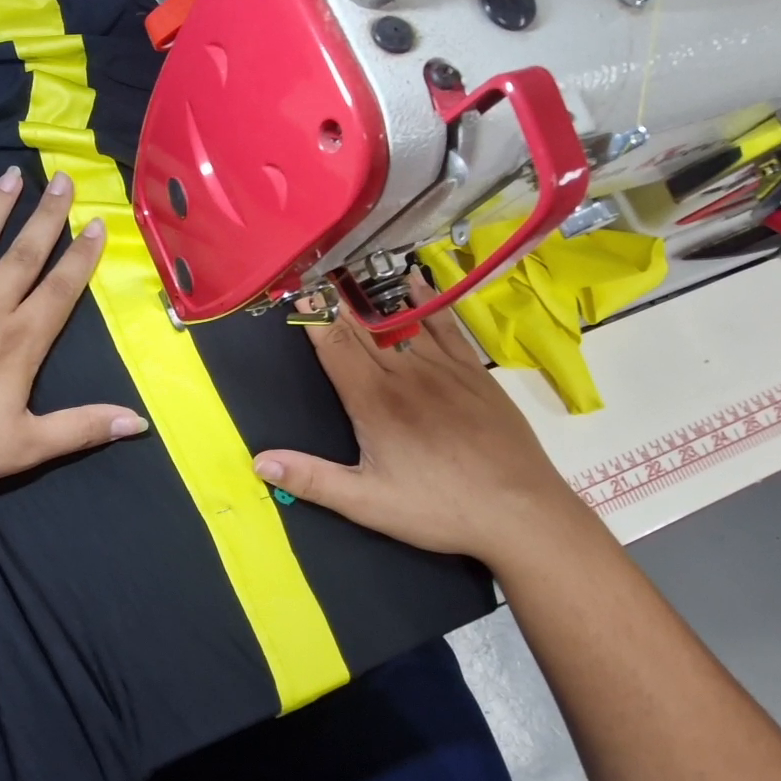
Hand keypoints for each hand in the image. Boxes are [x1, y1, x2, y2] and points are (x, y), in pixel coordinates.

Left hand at [0, 167, 147, 497]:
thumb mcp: (28, 446)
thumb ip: (83, 428)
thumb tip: (139, 423)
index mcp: (19, 341)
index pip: (60, 290)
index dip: (82, 256)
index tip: (98, 222)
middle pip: (23, 255)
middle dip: (46, 217)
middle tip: (63, 179)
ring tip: (10, 176)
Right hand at [252, 282, 598, 566]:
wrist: (521, 512)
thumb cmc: (438, 509)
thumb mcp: (367, 503)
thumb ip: (312, 479)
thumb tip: (259, 461)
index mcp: (375, 402)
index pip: (335, 348)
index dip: (314, 320)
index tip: (295, 295)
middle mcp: (407, 375)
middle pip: (363, 327)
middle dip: (336, 300)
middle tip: (315, 272)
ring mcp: (444, 369)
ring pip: (401, 320)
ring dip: (373, 294)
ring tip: (352, 268)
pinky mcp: (474, 373)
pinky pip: (445, 325)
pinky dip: (426, 301)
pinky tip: (413, 281)